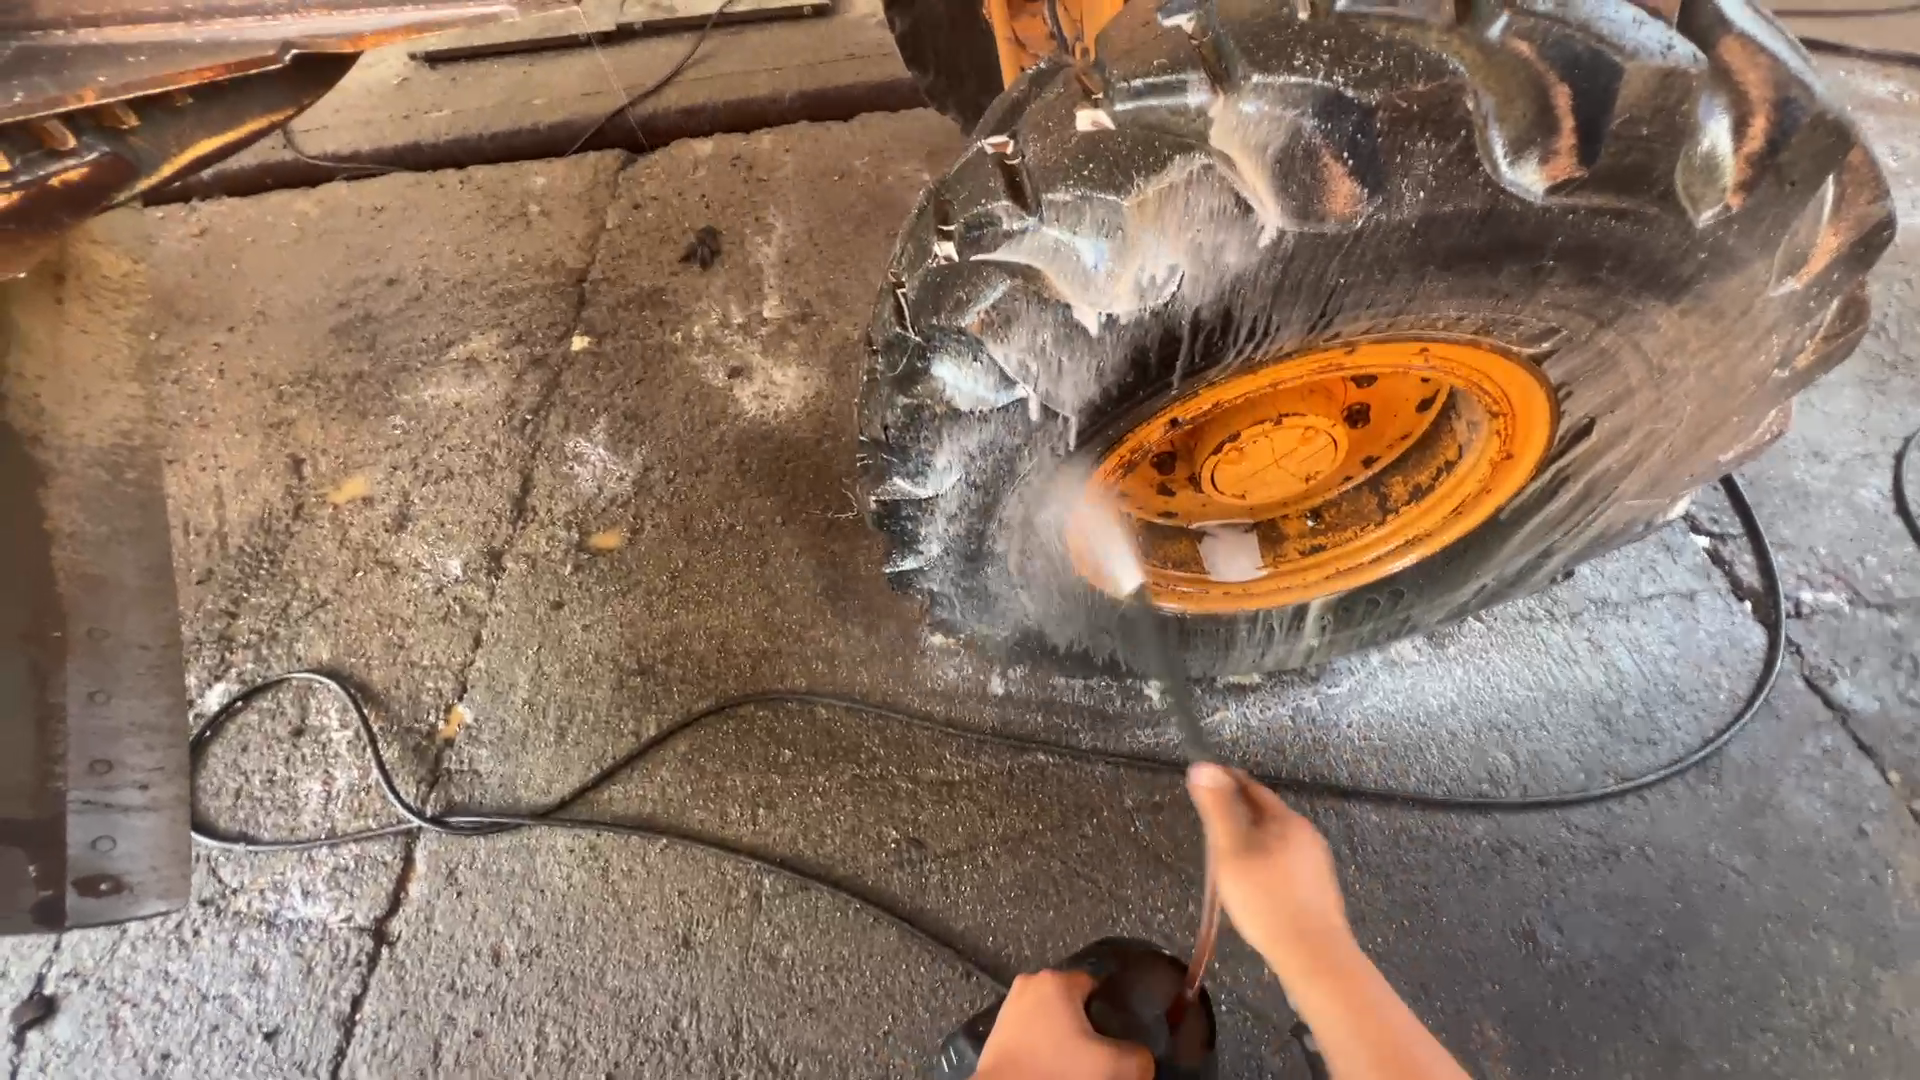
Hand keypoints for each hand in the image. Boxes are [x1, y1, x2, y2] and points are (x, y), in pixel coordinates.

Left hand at [975, 969, 1152, 1079]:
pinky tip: (1052, 1068)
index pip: (1097, 986)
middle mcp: (1031, 982)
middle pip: (1073, 1003)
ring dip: (1064, 1039)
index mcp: (1056, 980)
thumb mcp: (1110, 1067)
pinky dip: (1044, 1047)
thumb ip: (1138, 1057)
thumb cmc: (1055, 1072)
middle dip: (1086, 1027)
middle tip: (1097, 1056)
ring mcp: (1011, 1005)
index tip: (1116, 1038)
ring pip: (1052, 1019)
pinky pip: (1033, 1032)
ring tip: (1074, 1065)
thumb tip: (1142, 1058)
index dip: (1111, 1013)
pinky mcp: (999, 1028)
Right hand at [1186, 762, 1353, 981]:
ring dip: (1250, 838)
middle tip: (1210, 822)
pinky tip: (1253, 882)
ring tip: (1226, 854)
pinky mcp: (1318, 889)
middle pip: (1264, 813)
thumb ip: (1217, 807)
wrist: (1314, 957)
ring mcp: (1315, 864)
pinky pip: (1283, 862)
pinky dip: (1263, 861)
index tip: (1204, 782)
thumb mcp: (1231, 849)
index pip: (1251, 787)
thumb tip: (1202, 766)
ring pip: (1274, 839)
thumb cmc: (1266, 899)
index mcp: (1286, 820)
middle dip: (1237, 812)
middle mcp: (1306, 836)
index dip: (1226, 781)